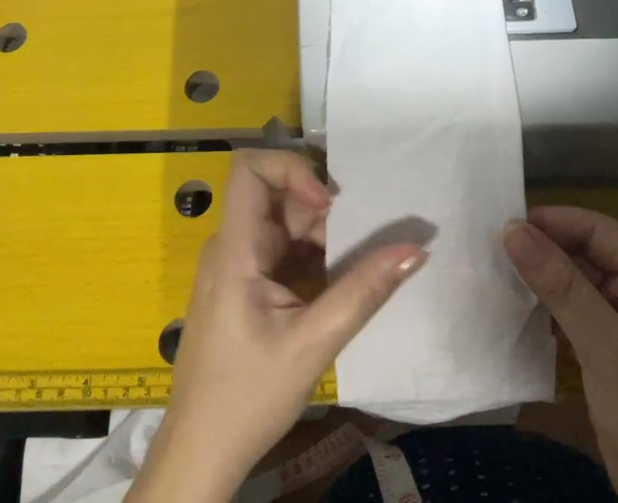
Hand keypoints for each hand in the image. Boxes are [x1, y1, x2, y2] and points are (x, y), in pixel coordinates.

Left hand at [128, 149, 427, 502]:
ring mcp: (237, 267)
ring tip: (358, 263)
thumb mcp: (313, 344)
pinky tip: (340, 281)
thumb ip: (363, 292)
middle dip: (321, 209)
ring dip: (322, 236)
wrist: (202, 449)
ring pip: (283, 224)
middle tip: (362, 239)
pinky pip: (282, 251)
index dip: (291, 168)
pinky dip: (313, 257)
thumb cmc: (248, 397)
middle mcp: (231, 247)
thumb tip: (415, 249)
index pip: (249, 169)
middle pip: (275, 196)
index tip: (329, 202)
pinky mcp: (245, 286)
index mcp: (234, 251)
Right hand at [505, 207, 617, 502]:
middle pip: (585, 256)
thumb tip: (513, 230)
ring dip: (537, 281)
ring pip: (573, 285)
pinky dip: (542, 312)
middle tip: (483, 246)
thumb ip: (561, 287)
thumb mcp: (608, 349)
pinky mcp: (607, 353)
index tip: (500, 222)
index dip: (552, 222)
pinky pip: (570, 317)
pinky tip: (507, 308)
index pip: (600, 232)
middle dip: (540, 250)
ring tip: (487, 271)